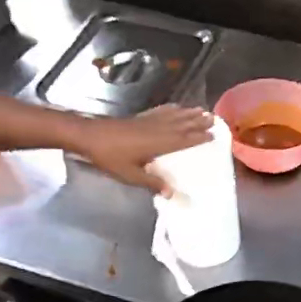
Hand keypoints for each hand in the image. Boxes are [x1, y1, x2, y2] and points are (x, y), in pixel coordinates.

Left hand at [75, 105, 213, 193]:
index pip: (182, 139)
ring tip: (201, 110)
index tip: (213, 135)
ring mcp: (146, 121)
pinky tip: (176, 107)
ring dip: (187, 114)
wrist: (87, 136)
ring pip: (172, 116)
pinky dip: (170, 109)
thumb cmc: (109, 157)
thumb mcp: (131, 175)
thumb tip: (173, 194)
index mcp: (156, 143)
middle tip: (214, 118)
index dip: (198, 137)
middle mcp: (155, 129)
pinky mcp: (138, 118)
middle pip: (180, 124)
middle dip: (197, 122)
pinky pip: (159, 111)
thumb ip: (152, 183)